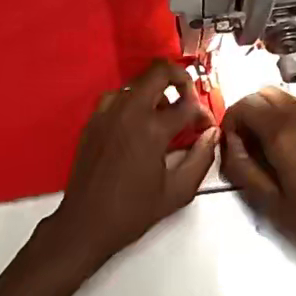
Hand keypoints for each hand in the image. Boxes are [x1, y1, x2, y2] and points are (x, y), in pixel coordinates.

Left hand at [49, 60, 217, 265]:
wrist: (84, 224)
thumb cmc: (132, 211)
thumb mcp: (177, 192)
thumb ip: (201, 159)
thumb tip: (212, 134)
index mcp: (152, 129)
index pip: (187, 105)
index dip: (203, 113)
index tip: (205, 127)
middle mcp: (129, 112)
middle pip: (159, 71)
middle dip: (180, 79)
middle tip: (188, 99)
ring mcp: (107, 112)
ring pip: (137, 82)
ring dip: (156, 91)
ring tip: (163, 115)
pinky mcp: (93, 120)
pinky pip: (118, 96)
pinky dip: (133, 101)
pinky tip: (138, 123)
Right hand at [219, 88, 295, 282]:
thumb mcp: (269, 201)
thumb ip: (242, 167)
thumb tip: (230, 146)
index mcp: (285, 134)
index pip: (246, 105)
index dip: (230, 119)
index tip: (227, 141)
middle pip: (265, 95)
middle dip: (248, 113)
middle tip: (241, 143)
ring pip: (286, 100)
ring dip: (268, 114)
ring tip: (262, 149)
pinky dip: (287, 120)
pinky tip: (287, 153)